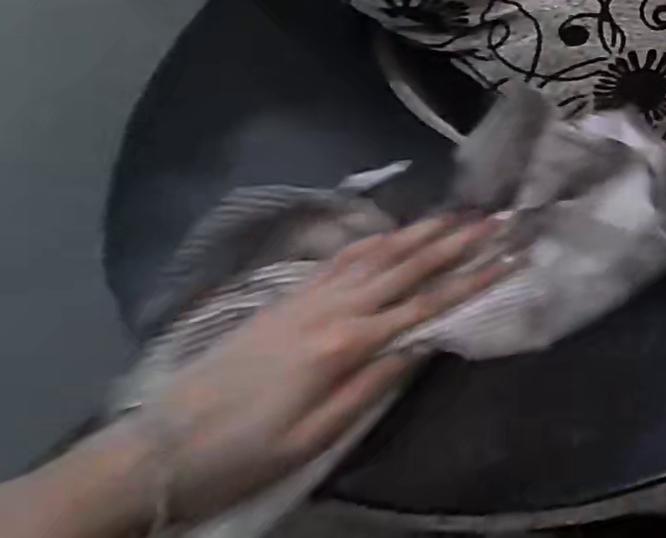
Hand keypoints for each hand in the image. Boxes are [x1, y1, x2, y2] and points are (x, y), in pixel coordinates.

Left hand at [140, 214, 516, 522]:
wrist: (154, 450)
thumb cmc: (242, 454)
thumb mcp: (314, 438)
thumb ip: (375, 384)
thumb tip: (428, 341)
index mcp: (349, 344)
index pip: (428, 302)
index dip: (474, 278)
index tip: (510, 256)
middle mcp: (337, 307)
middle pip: (411, 265)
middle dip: (459, 240)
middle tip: (498, 217)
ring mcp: (312, 296)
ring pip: (381, 252)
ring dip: (424, 230)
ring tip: (459, 212)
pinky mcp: (290, 295)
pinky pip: (342, 257)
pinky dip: (376, 238)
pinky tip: (394, 229)